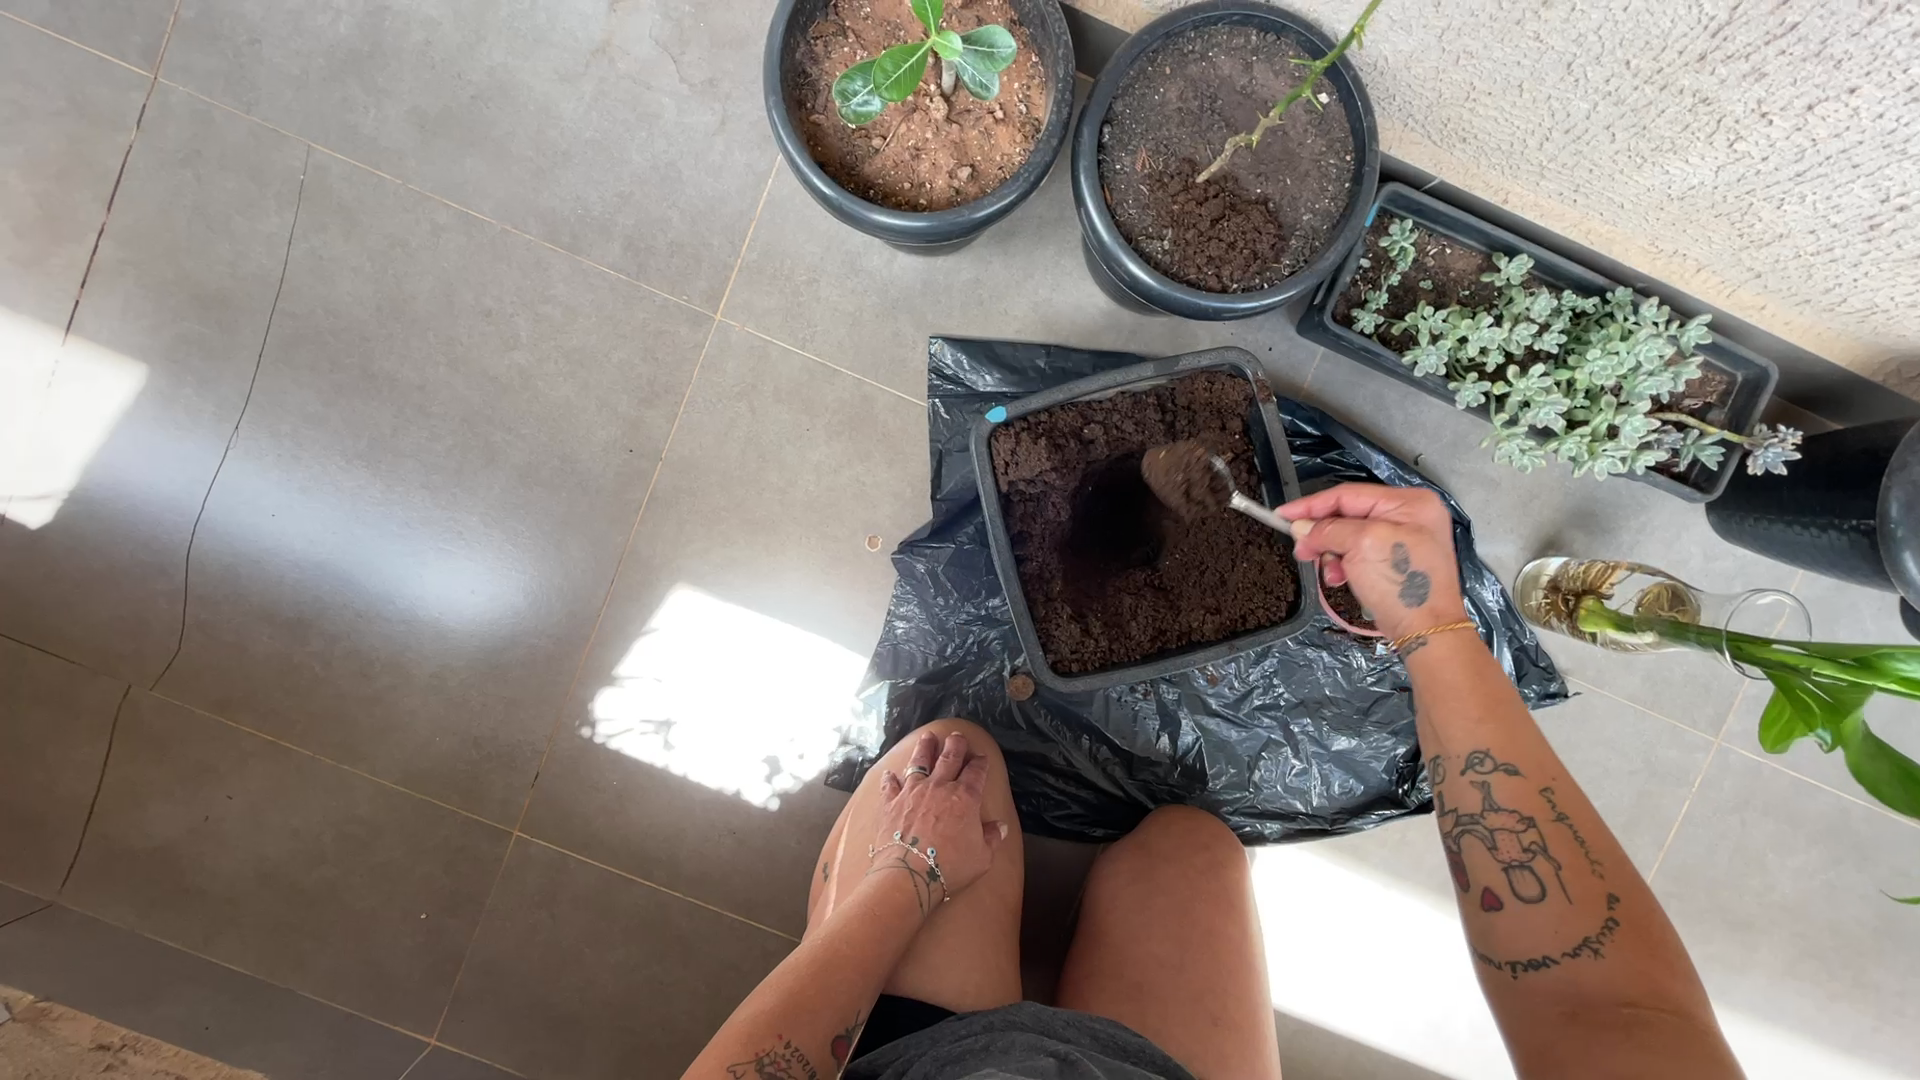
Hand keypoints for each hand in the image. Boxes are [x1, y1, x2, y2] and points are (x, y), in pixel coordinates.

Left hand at [867, 731, 1007, 916]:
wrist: (909, 874)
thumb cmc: (950, 867)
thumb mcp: (981, 857)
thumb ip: (991, 838)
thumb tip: (1000, 827)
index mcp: (965, 798)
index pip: (976, 773)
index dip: (980, 763)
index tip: (981, 757)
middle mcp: (939, 787)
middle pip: (949, 758)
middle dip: (955, 745)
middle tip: (957, 735)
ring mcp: (913, 792)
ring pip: (920, 762)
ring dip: (925, 748)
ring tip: (928, 736)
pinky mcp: (891, 802)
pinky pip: (890, 785)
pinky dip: (890, 779)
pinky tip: (889, 773)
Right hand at [1276, 483, 1468, 640]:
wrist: (1426, 630)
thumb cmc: (1401, 583)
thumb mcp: (1362, 545)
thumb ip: (1328, 530)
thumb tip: (1301, 528)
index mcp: (1408, 502)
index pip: (1348, 495)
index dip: (1311, 505)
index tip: (1283, 515)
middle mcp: (1408, 515)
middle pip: (1347, 514)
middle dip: (1321, 533)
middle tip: (1301, 549)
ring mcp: (1402, 539)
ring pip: (1348, 535)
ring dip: (1331, 552)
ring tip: (1327, 571)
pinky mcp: (1393, 561)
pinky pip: (1357, 552)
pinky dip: (1342, 564)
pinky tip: (1339, 578)